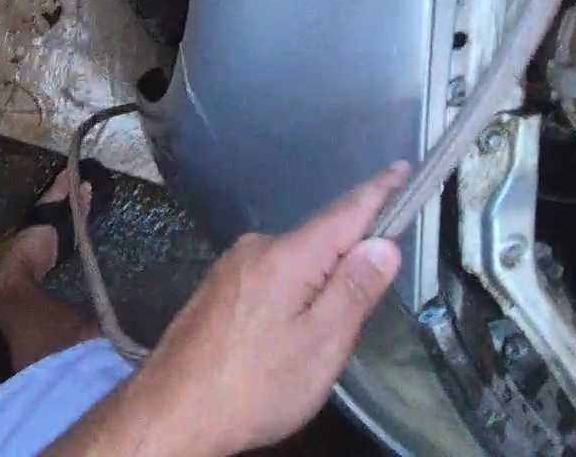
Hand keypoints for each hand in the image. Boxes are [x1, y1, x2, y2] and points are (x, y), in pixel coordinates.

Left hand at [134, 163, 409, 455]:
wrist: (173, 409)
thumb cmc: (254, 384)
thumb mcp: (319, 346)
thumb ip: (353, 290)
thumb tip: (383, 243)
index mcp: (287, 255)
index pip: (344, 212)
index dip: (378, 191)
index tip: (402, 167)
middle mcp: (257, 246)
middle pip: (321, 241)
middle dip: (349, 267)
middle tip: (355, 326)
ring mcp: (233, 264)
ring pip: (296, 264)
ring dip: (318, 289)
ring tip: (314, 347)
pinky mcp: (220, 285)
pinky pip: (272, 277)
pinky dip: (292, 297)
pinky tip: (283, 339)